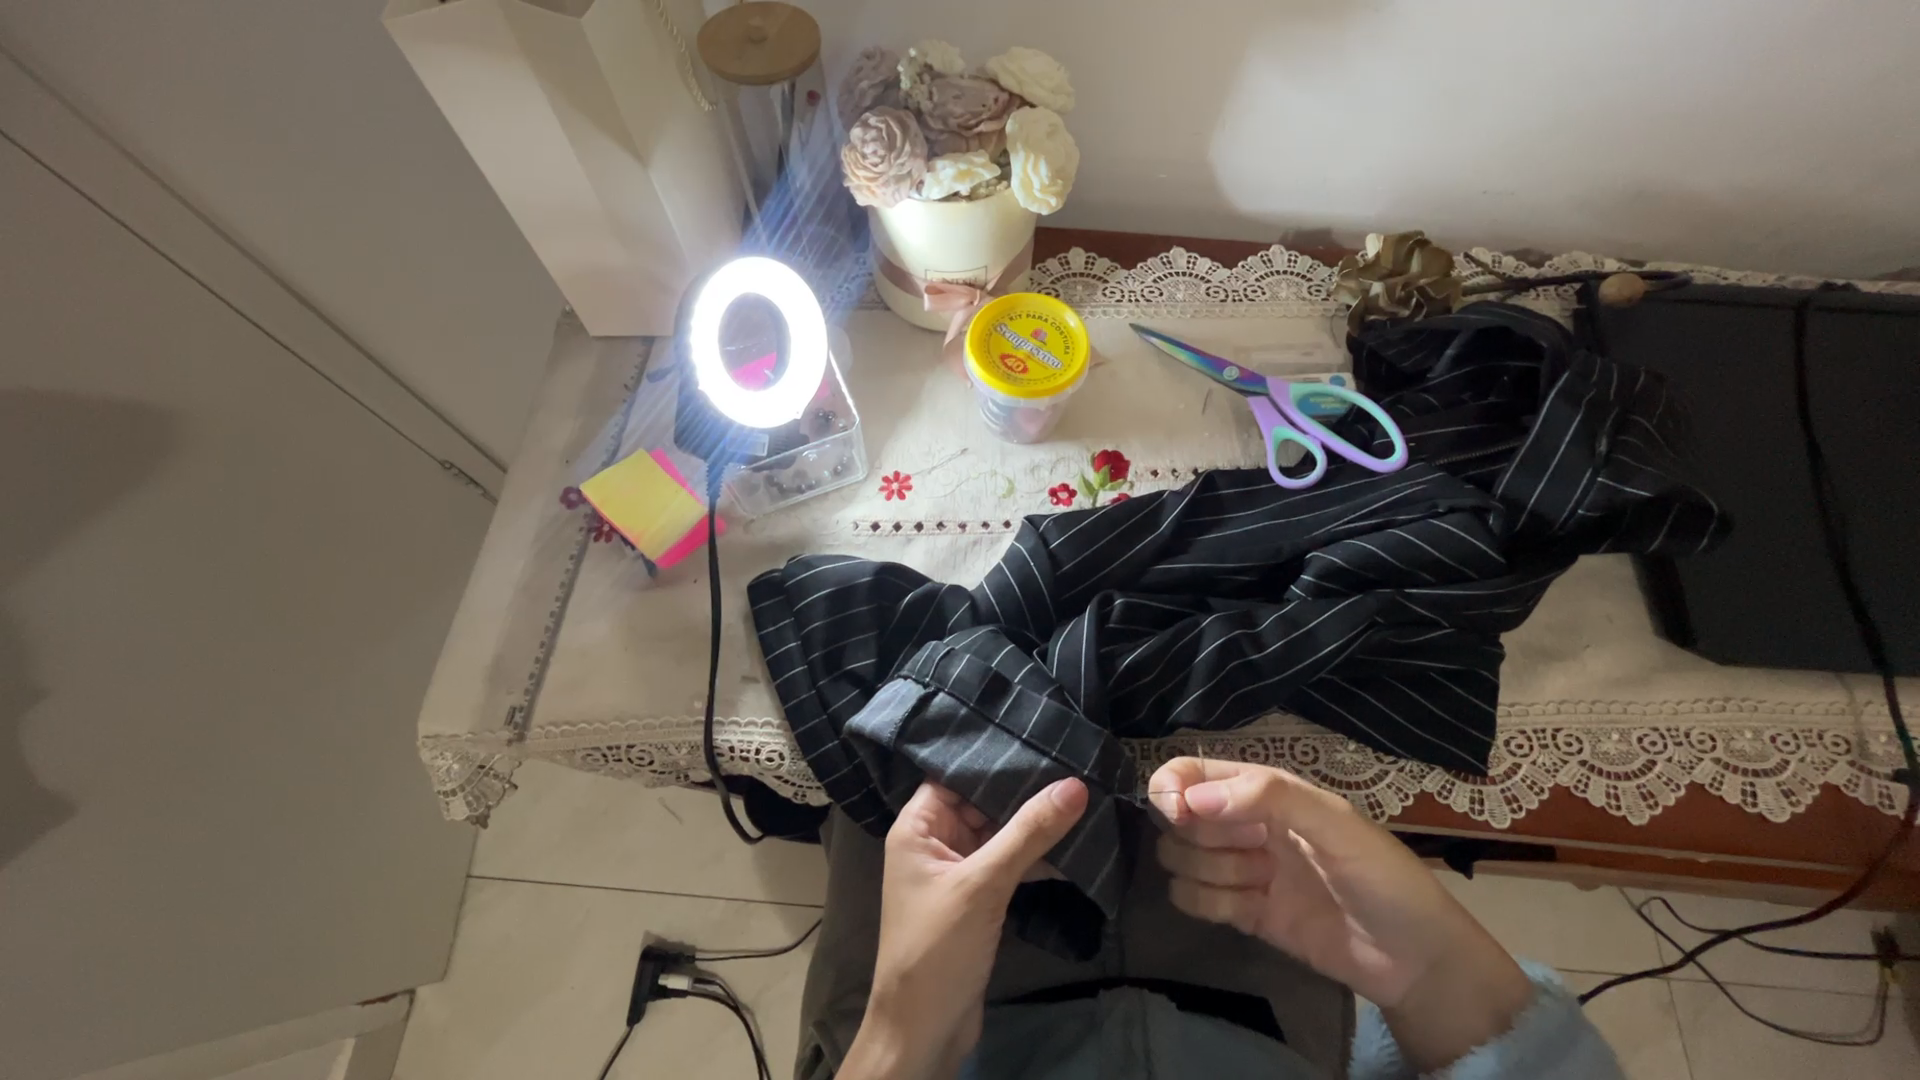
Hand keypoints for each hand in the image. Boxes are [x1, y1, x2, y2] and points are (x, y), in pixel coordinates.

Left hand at [841, 778, 1087, 1079]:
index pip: (954, 776)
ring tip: (1082, 795)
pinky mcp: (977, 901)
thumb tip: (1075, 785)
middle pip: (981, 803)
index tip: (1037, 739)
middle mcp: (933, 843)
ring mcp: (956, 873)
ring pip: (998, 834)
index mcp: (917, 828)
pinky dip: (1035, 858)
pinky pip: (1007, 864)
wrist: (925, 1032)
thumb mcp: (983, 884)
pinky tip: (1074, 846)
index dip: (992, 759)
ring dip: (1033, 825)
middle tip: (1072, 763)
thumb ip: (1028, 832)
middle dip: (1022, 790)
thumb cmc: (938, 947)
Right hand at [1150, 758, 1530, 1070]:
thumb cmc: (1383, 877)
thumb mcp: (1335, 824)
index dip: (1172, 786)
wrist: (1417, 963)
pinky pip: (1191, 898)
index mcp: (1264, 790)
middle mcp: (1243, 824)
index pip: (1191, 773)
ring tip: (1258, 882)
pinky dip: (1207, 902)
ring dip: (1208, 870)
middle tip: (1250, 852)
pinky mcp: (1240, 912)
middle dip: (1199, 835)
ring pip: (1179, 857)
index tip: (1178, 811)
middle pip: (1178, 818)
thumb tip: (1193, 799)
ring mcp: (1240, 869)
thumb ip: (1267, 798)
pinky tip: (1246, 908)